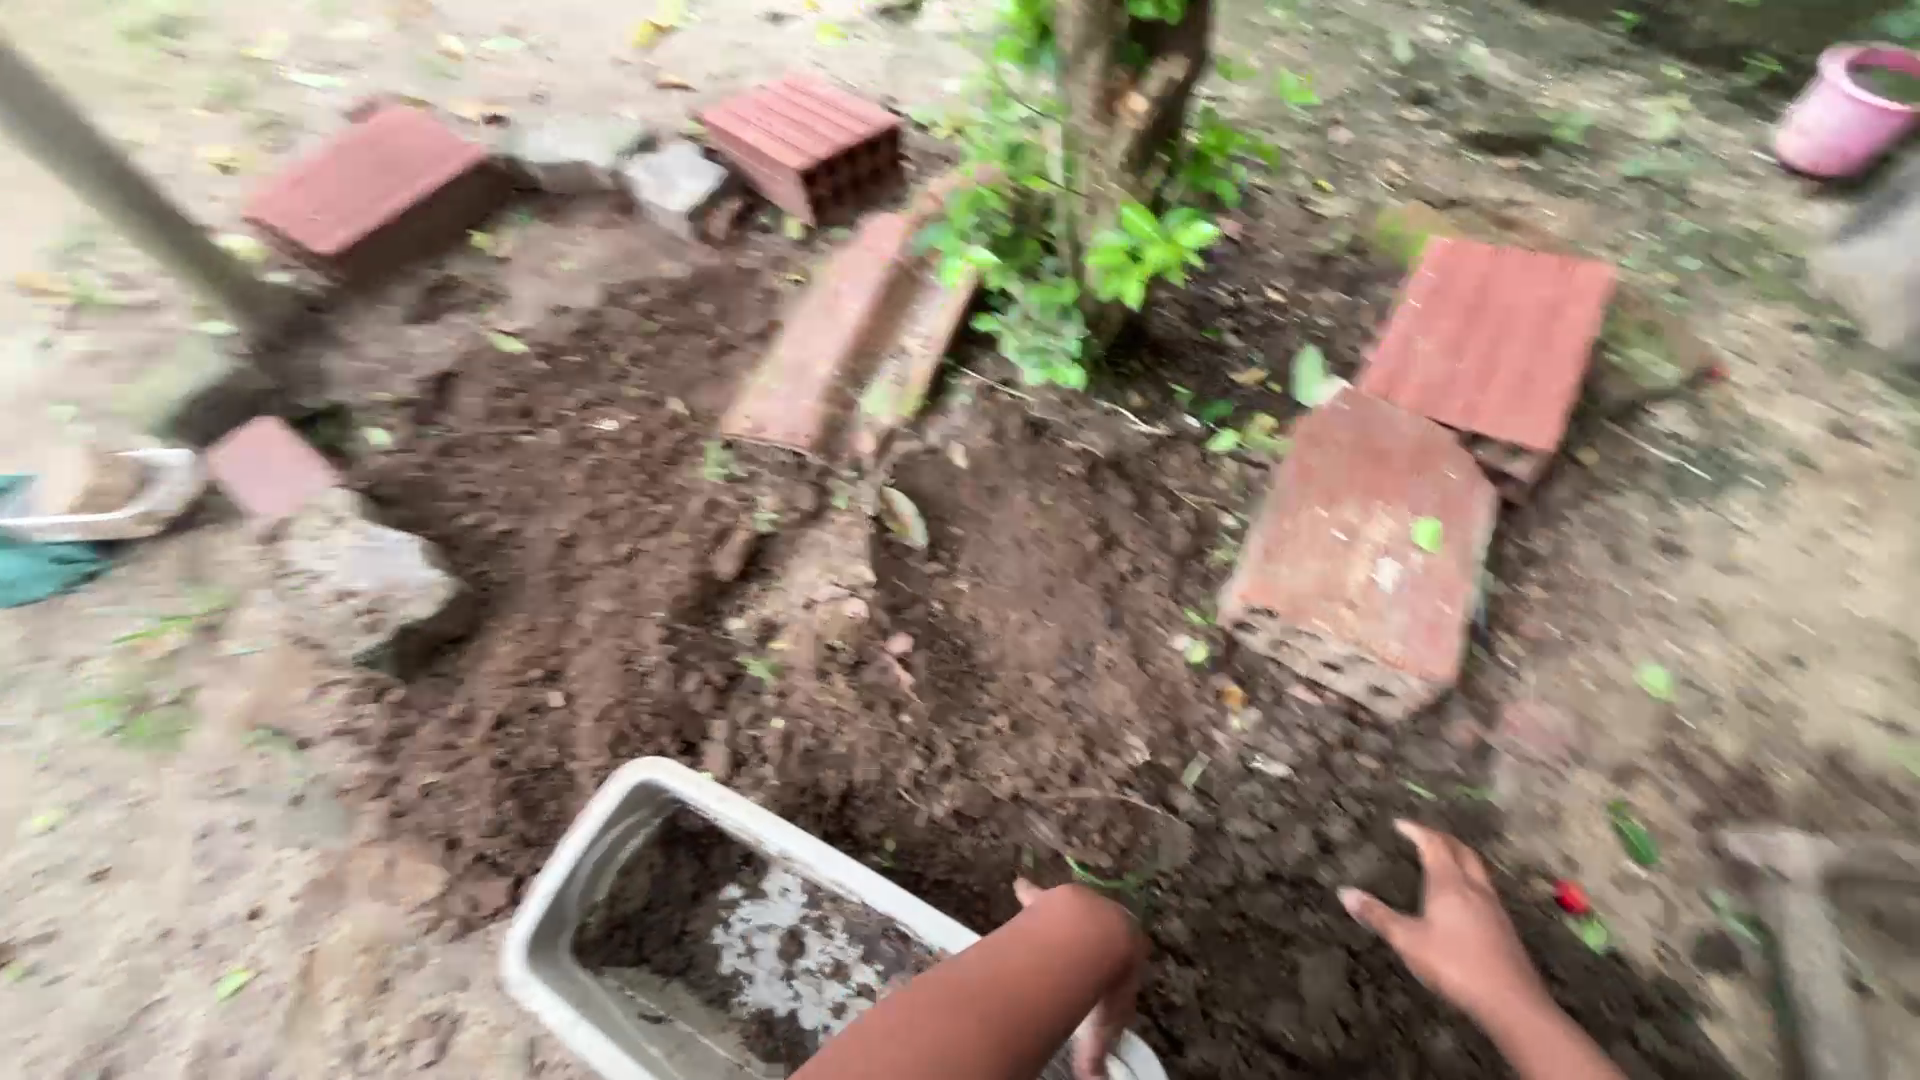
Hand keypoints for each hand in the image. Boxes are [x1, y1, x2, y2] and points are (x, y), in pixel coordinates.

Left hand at [1014, 879, 1142, 1079]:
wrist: (1095, 934)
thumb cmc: (1107, 980)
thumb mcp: (1106, 1023)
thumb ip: (1097, 1051)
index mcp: (1130, 945)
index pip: (1128, 955)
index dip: (1117, 968)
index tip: (1108, 979)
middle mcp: (1107, 917)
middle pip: (1099, 927)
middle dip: (1090, 940)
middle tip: (1078, 956)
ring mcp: (1077, 903)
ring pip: (1069, 912)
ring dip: (1061, 920)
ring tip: (1052, 929)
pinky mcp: (1049, 898)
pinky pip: (1034, 893)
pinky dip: (1027, 891)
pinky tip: (1018, 883)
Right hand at [1339, 821, 1549, 1024]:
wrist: (1513, 1004)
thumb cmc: (1455, 965)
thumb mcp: (1407, 941)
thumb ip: (1377, 915)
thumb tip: (1344, 892)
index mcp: (1450, 884)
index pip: (1433, 844)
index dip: (1416, 830)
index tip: (1399, 823)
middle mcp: (1474, 889)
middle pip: (1461, 851)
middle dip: (1441, 838)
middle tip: (1422, 834)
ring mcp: (1494, 908)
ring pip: (1477, 870)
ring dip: (1458, 857)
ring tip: (1440, 860)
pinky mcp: (1504, 928)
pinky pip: (1483, 889)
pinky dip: (1468, 879)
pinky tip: (1461, 898)